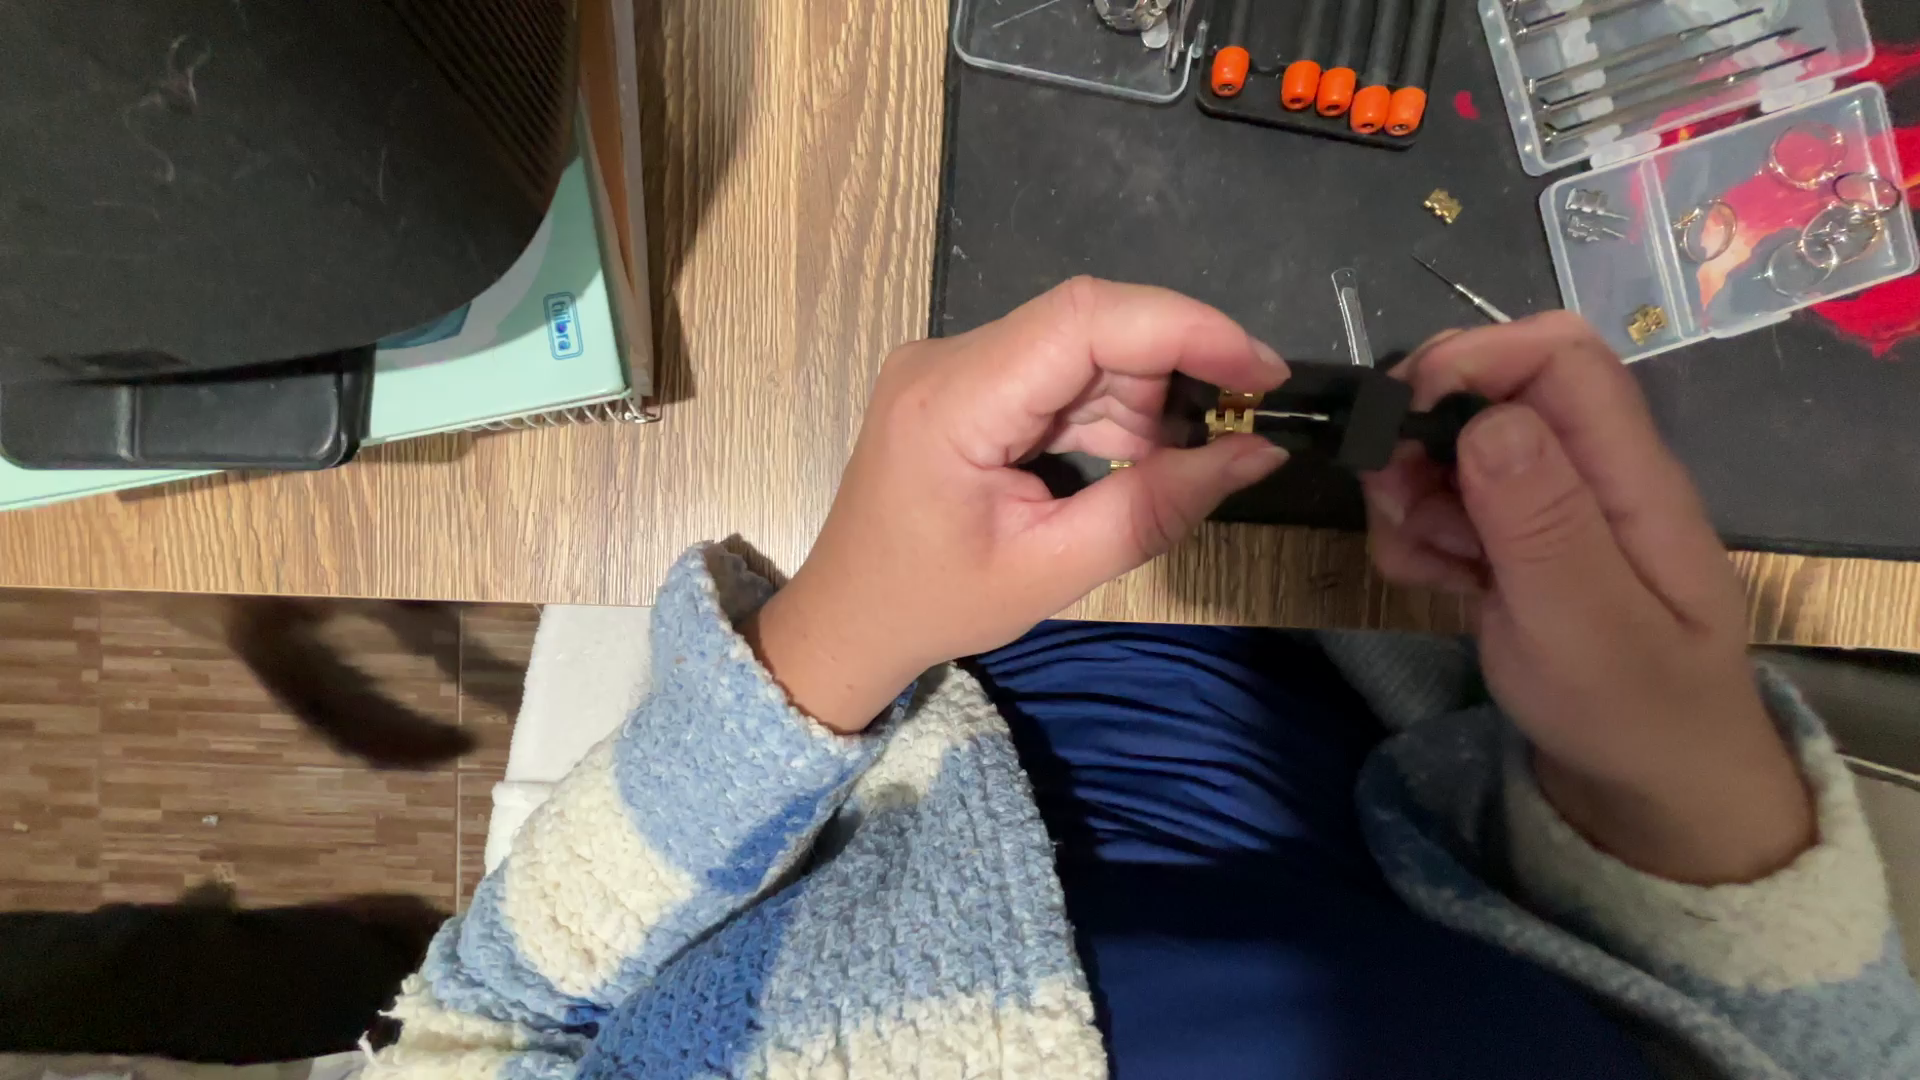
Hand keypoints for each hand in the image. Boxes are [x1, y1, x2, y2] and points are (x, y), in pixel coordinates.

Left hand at [743, 277, 1289, 734]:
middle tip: (1231, 431)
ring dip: (1141, 399)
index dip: (1185, 328)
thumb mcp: (1051, 571)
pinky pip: (1050, 376)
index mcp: (951, 402)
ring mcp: (949, 368)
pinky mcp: (961, 386)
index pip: (1082, 318)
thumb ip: (1153, 509)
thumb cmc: (935, 606)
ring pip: (1075, 350)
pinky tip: (1135, 457)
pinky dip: (1104, 412)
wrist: (849, 616)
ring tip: (1180, 463)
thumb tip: (1255, 454)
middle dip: (1171, 372)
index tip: (1263, 372)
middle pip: (1084, 328)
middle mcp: (944, 361)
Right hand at [1364, 313, 1812, 883]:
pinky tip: (1438, 584)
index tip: (1406, 417)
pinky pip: (1426, 507)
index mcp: (1625, 474)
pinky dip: (1408, 540)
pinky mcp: (1496, 534)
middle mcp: (1577, 471)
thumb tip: (1488, 422)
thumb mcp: (1587, 623)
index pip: (1558, 356)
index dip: (1474, 360)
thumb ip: (1542, 523)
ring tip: (1432, 564)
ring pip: (1437, 453)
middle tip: (1398, 504)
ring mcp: (1533, 503)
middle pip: (1480, 393)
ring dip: (1403, 501)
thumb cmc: (1628, 706)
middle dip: (1415, 438)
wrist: (1635, 772)